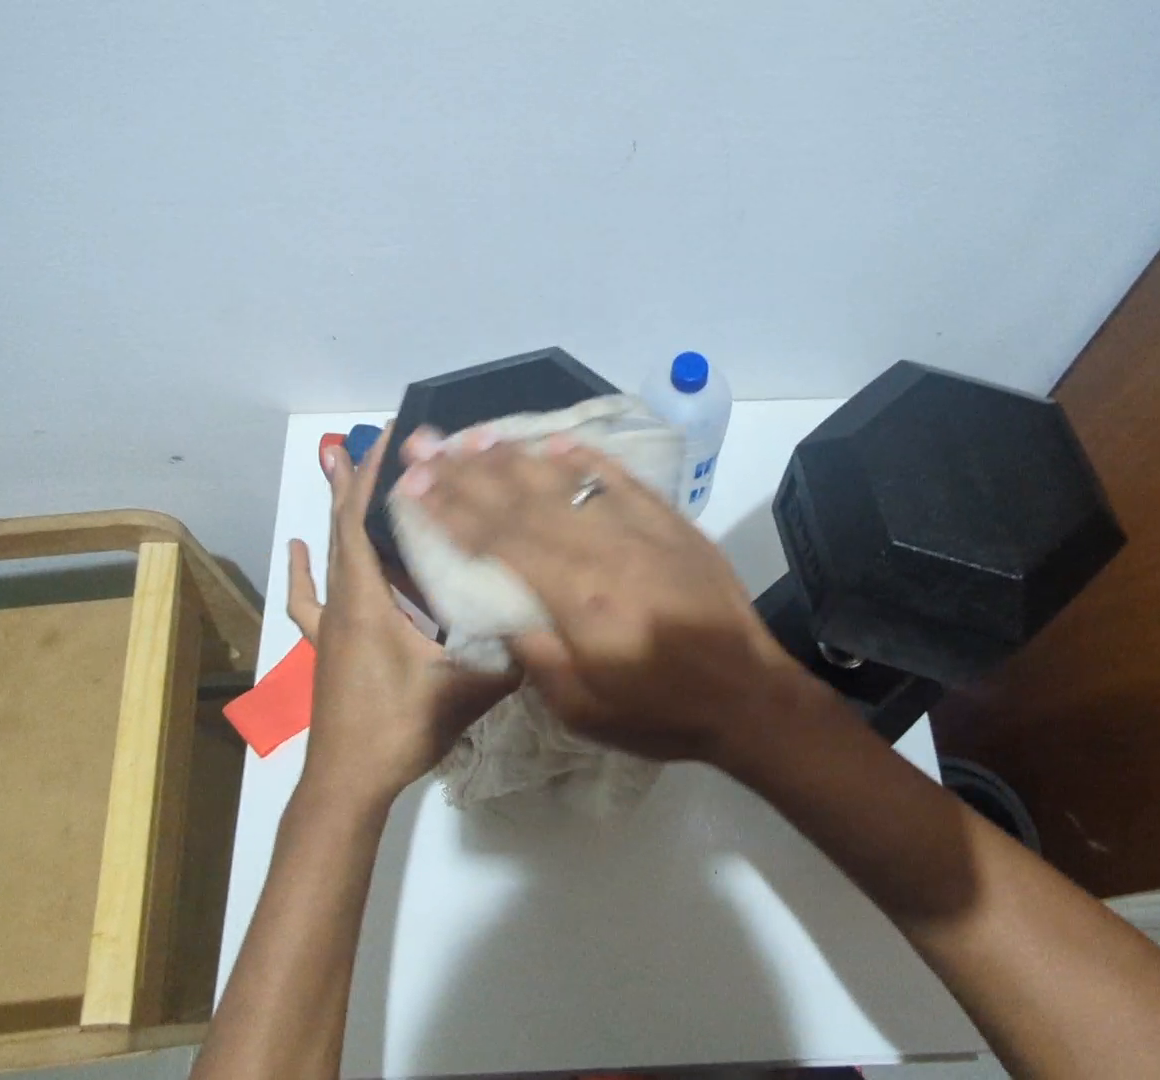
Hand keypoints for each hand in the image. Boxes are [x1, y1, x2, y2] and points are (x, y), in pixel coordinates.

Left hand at [287, 426, 518, 806]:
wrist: (349, 781)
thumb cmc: (400, 730)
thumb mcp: (465, 693)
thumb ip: (509, 660)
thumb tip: (549, 626)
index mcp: (369, 604)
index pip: (361, 526)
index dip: (371, 480)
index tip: (386, 441)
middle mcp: (344, 603)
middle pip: (342, 528)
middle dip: (356, 481)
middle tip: (368, 440)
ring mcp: (330, 625)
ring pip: (331, 554)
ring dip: (338, 512)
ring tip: (342, 470)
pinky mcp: (327, 646)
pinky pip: (311, 597)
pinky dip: (305, 568)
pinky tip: (298, 547)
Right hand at [396, 429, 813, 763]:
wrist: (748, 695)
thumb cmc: (660, 711)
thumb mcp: (581, 707)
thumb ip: (533, 654)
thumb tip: (496, 611)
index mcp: (576, 596)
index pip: (498, 538)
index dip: (450, 509)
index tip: (411, 485)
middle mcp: (604, 548)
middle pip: (522, 499)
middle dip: (465, 470)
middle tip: (422, 445)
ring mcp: (641, 528)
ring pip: (565, 480)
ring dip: (514, 455)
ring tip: (472, 436)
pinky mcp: (671, 523)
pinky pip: (619, 479)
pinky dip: (584, 458)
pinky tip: (554, 441)